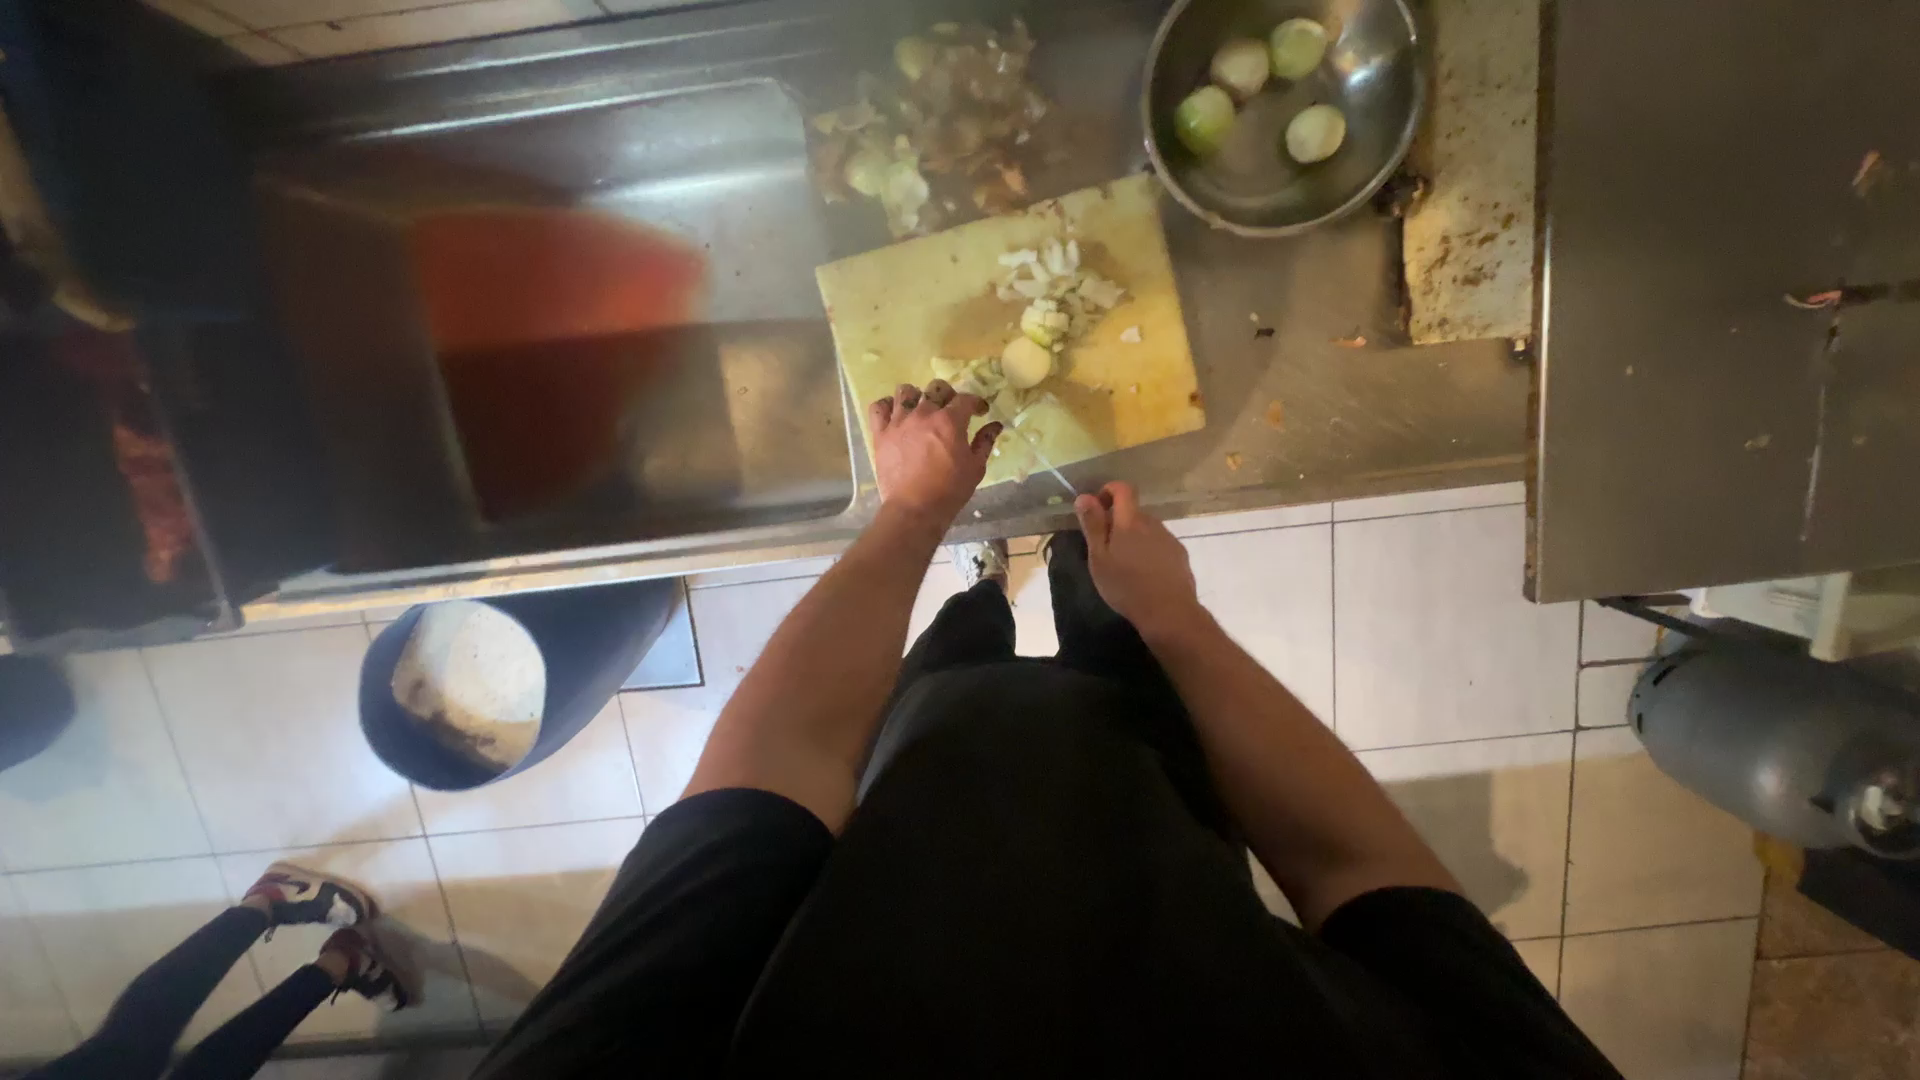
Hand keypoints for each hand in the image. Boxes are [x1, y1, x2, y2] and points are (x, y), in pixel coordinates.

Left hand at [869, 380, 1000, 527]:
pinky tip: (894, 413)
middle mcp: (923, 414)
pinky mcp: (881, 434)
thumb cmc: (950, 491)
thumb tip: (995, 425)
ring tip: (920, 409)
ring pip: (905, 392)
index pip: (966, 398)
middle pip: (936, 388)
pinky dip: (887, 406)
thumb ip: (985, 442)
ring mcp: (899, 422)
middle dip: (948, 394)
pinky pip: (879, 408)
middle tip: (950, 409)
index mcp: (950, 421)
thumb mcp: (975, 467)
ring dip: (916, 396)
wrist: (915, 509)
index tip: (979, 411)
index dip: (976, 402)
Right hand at [1074, 482, 1208, 643]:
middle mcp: (1153, 523)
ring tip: (1125, 566)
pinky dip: (1148, 551)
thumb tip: (1084, 497)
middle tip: (1105, 549)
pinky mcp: (1179, 555)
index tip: (1097, 508)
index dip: (1109, 491)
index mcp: (1130, 521)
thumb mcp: (1099, 558)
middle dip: (1118, 522)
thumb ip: (1093, 526)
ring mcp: (1169, 538)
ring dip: (1134, 538)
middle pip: (1133, 512)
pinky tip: (1144, 575)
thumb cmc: (1126, 586)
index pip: (1123, 489)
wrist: (1169, 612)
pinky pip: (1159, 544)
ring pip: (1146, 529)